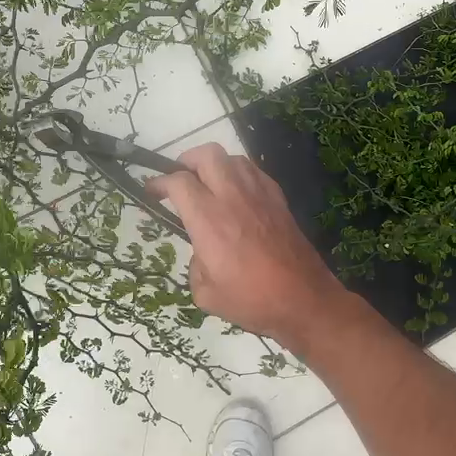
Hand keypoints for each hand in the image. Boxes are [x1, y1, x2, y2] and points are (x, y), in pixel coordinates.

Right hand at [145, 143, 350, 348]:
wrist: (304, 299)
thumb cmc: (252, 300)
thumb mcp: (206, 294)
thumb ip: (195, 267)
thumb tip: (202, 253)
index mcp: (208, 219)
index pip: (178, 182)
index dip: (159, 182)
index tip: (152, 191)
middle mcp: (232, 197)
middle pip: (206, 155)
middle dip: (187, 161)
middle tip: (180, 179)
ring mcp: (259, 194)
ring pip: (232, 158)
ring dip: (215, 165)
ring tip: (208, 184)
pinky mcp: (279, 200)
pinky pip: (254, 172)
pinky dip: (239, 174)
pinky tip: (237, 194)